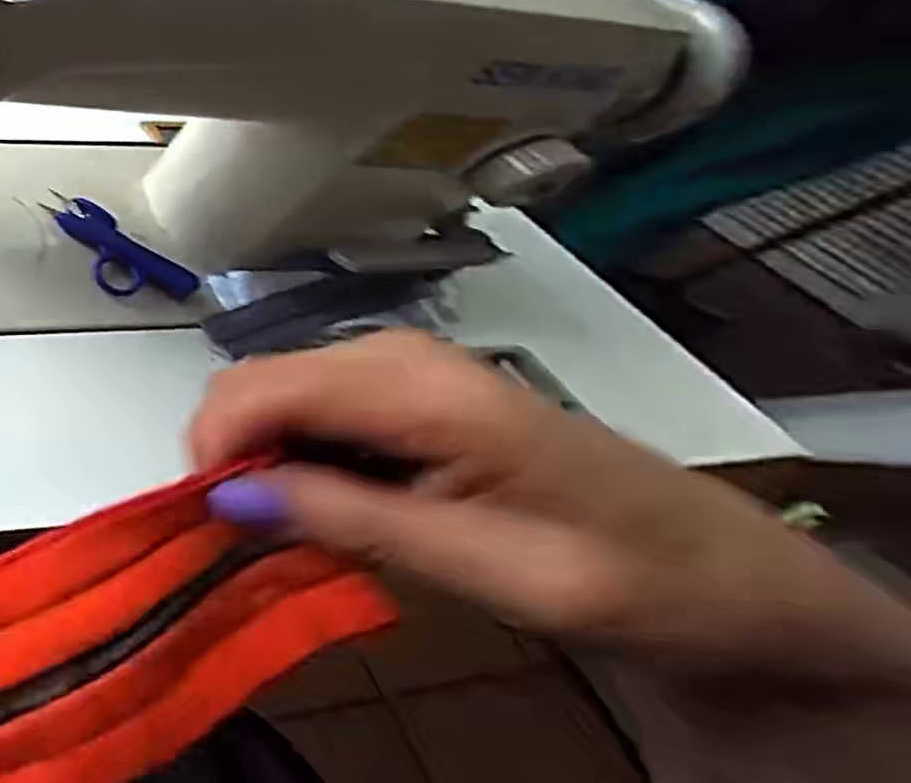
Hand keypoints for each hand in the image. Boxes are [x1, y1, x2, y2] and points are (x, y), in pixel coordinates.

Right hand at [189, 331, 910, 680]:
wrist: (715, 563)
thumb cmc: (629, 573)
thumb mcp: (492, 569)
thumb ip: (353, 521)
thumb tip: (232, 497)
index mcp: (419, 387)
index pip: (264, 388)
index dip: (214, 443)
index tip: (210, 514)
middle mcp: (390, 352)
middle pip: (250, 380)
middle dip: (226, 451)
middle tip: (243, 527)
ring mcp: (387, 360)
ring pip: (263, 389)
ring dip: (252, 454)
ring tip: (287, 519)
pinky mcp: (386, 379)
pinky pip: (295, 401)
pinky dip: (281, 449)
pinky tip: (317, 494)